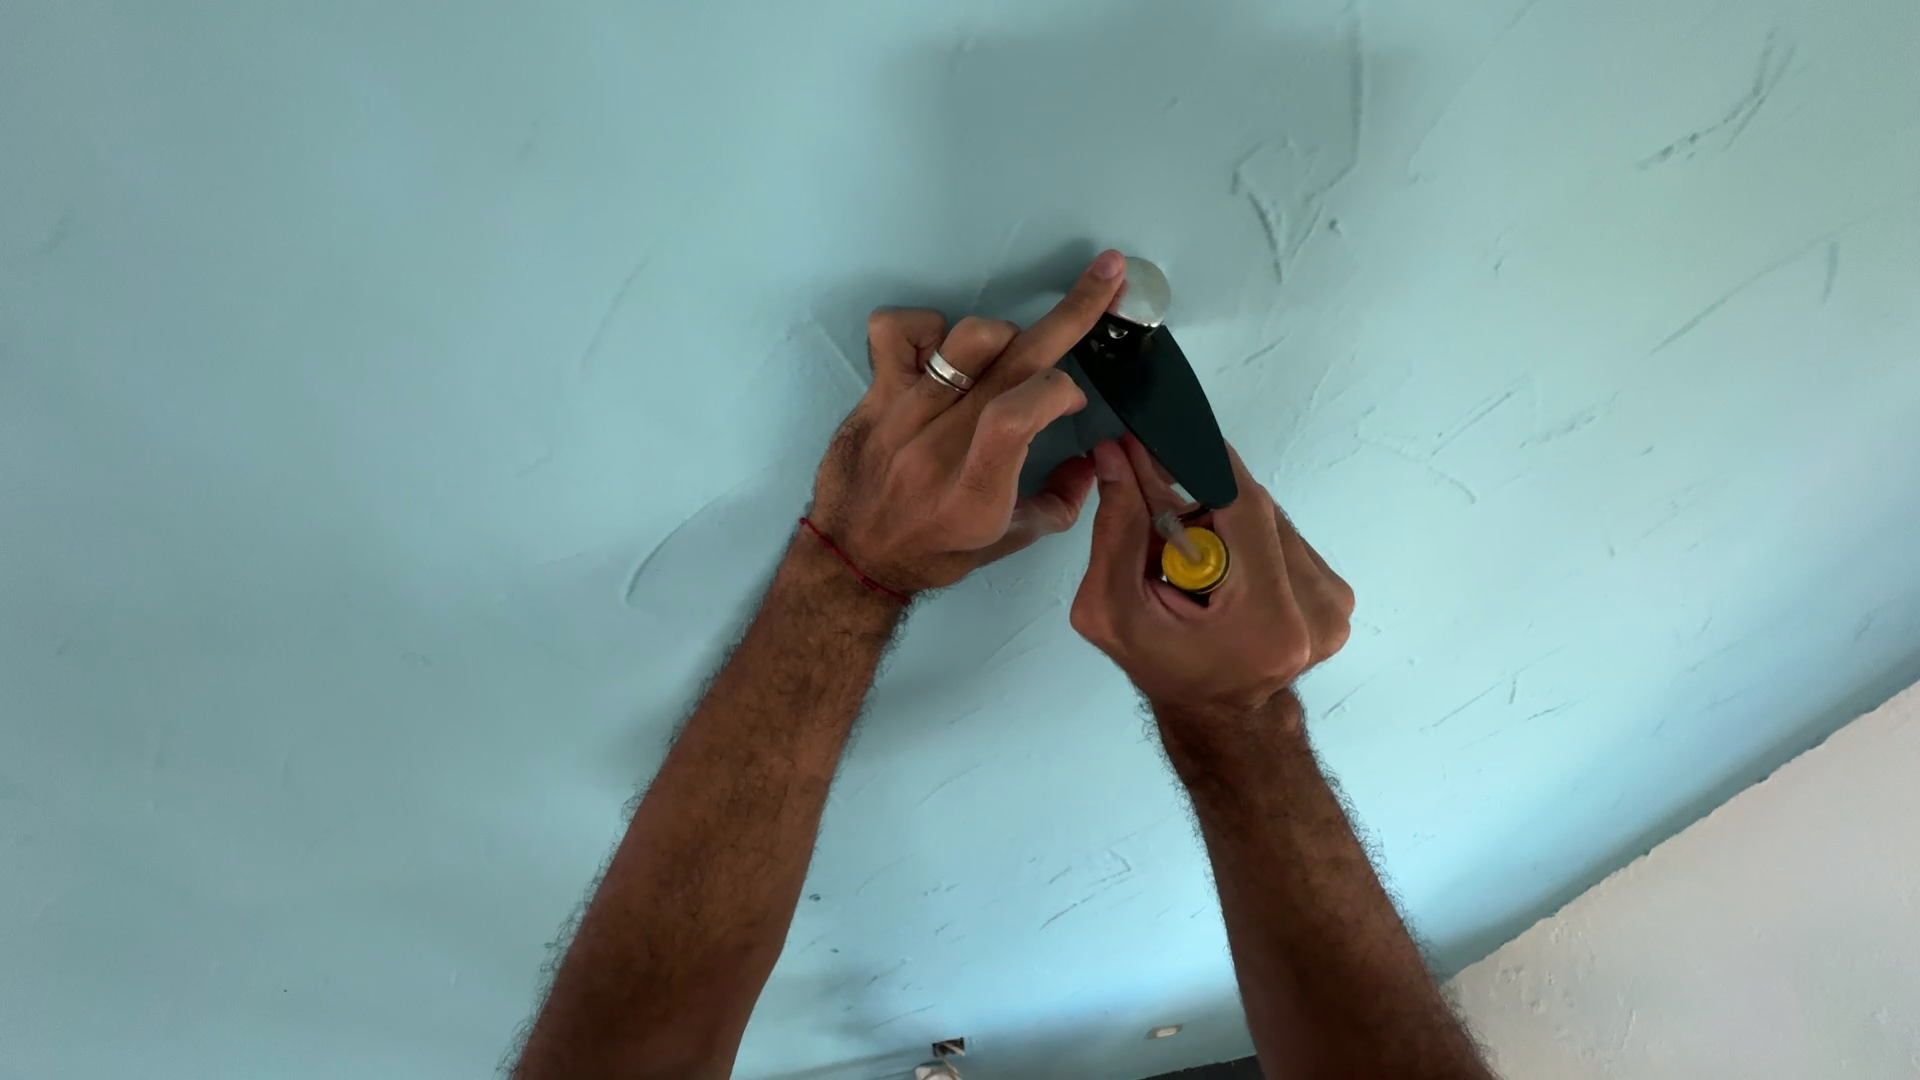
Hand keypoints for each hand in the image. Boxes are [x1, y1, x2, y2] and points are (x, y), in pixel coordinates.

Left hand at [807, 250, 1128, 595]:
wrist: (854, 556)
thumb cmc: (934, 551)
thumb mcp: (1006, 544)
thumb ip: (1059, 504)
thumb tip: (1095, 460)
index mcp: (976, 495)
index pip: (1018, 416)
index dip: (1057, 390)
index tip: (1073, 396)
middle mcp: (940, 449)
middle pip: (1011, 364)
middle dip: (1073, 312)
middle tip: (1107, 277)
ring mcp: (904, 417)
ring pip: (966, 340)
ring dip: (1005, 334)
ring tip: (1009, 352)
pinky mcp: (877, 396)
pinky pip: (895, 332)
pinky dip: (926, 325)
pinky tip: (941, 348)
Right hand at [1070, 435, 1354, 714]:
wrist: (1218, 718)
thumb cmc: (1162, 671)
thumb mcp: (1109, 612)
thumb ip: (1114, 533)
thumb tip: (1116, 456)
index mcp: (1268, 626)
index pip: (1244, 511)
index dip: (1205, 465)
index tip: (1168, 437)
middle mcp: (1317, 613)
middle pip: (1256, 512)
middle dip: (1201, 499)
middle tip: (1156, 501)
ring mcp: (1335, 607)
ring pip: (1270, 520)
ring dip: (1222, 519)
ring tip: (1188, 554)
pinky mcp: (1338, 598)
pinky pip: (1283, 538)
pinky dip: (1245, 539)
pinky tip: (1219, 567)